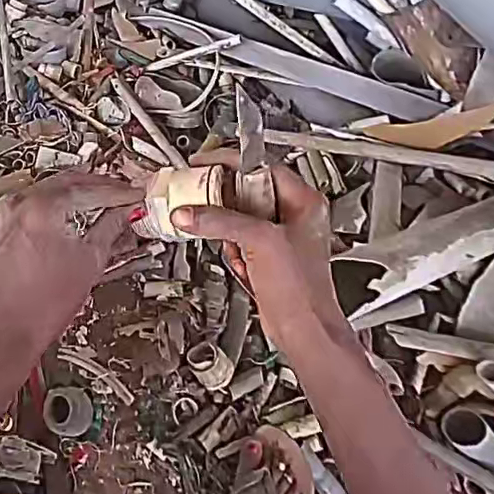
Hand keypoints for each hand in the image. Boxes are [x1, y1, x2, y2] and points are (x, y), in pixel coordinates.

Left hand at [0, 171, 143, 409]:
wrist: (12, 330)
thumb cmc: (42, 306)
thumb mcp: (89, 262)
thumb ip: (109, 229)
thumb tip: (122, 213)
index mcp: (41, 209)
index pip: (87, 190)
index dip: (117, 192)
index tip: (132, 194)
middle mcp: (19, 205)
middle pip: (66, 182)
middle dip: (97, 186)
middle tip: (121, 192)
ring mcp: (6, 214)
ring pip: (48, 189)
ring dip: (75, 192)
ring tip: (101, 199)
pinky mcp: (0, 225)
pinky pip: (31, 203)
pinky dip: (53, 204)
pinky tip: (69, 211)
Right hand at [173, 153, 352, 354]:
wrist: (304, 330)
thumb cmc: (302, 290)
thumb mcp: (258, 241)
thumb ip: (220, 221)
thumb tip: (189, 212)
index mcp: (303, 201)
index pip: (260, 166)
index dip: (229, 162)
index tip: (203, 163)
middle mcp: (292, 216)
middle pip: (244, 192)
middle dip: (222, 202)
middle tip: (201, 199)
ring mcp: (277, 237)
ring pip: (235, 217)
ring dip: (226, 231)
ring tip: (233, 246)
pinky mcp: (264, 256)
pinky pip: (234, 239)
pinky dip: (230, 249)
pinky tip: (241, 264)